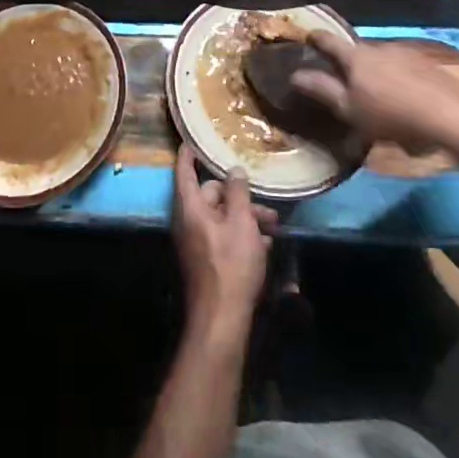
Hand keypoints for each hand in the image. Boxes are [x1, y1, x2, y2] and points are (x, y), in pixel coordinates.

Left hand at [172, 144, 276, 332]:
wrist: (222, 317)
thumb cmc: (232, 265)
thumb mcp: (241, 223)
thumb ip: (238, 193)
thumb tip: (234, 170)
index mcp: (190, 208)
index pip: (185, 171)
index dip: (188, 155)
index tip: (191, 140)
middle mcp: (187, 221)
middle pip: (209, 195)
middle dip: (238, 196)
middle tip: (268, 206)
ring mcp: (195, 241)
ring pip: (220, 217)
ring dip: (245, 217)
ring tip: (273, 227)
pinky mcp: (205, 258)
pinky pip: (221, 235)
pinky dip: (240, 234)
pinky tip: (264, 245)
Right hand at [291, 31, 458, 155]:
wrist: (454, 117)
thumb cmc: (392, 115)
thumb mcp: (350, 109)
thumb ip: (322, 90)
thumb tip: (295, 74)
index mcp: (355, 56)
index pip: (327, 39)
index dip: (314, 38)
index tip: (306, 39)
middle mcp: (379, 47)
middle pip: (356, 50)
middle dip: (348, 61)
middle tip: (343, 79)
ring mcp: (406, 53)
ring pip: (381, 58)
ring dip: (375, 70)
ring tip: (375, 92)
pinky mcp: (429, 64)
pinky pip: (403, 66)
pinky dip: (396, 76)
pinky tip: (402, 96)